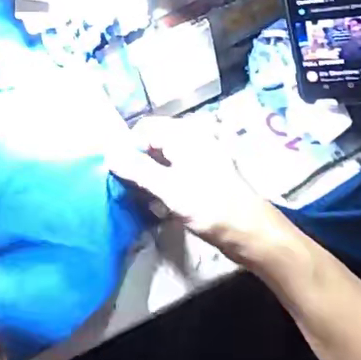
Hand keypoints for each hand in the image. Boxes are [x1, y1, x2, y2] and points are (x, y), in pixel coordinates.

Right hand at [107, 117, 308, 278]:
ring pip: (163, 159)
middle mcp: (192, 138)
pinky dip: (163, 185)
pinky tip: (159, 206)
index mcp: (185, 133)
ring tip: (140, 201)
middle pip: (154, 142)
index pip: (145, 128)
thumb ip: (139, 170)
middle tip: (126, 190)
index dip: (128, 148)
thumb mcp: (170, 189)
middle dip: (137, 163)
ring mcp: (199, 157)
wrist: (250, 231)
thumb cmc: (210, 206)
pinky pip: (175, 173)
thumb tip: (110, 155)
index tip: (115, 174)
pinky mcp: (204, 176)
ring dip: (149, 177)